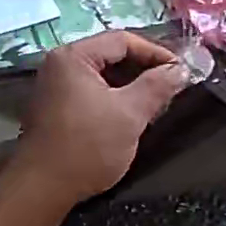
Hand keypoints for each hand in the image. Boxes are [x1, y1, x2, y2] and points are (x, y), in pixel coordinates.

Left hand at [16, 31, 188, 201]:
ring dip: (130, 83)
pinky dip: (113, 96)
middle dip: (143, 68)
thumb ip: (156, 86)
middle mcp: (58, 63)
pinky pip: (90, 89)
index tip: (182, 70)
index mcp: (72, 56)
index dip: (155, 52)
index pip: (121, 40)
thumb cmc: (87, 145)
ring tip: (158, 99)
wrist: (43, 185)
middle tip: (173, 84)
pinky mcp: (55, 104)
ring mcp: (54, 84)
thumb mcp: (129, 114)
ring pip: (101, 74)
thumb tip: (180, 70)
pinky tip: (133, 112)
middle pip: (109, 54)